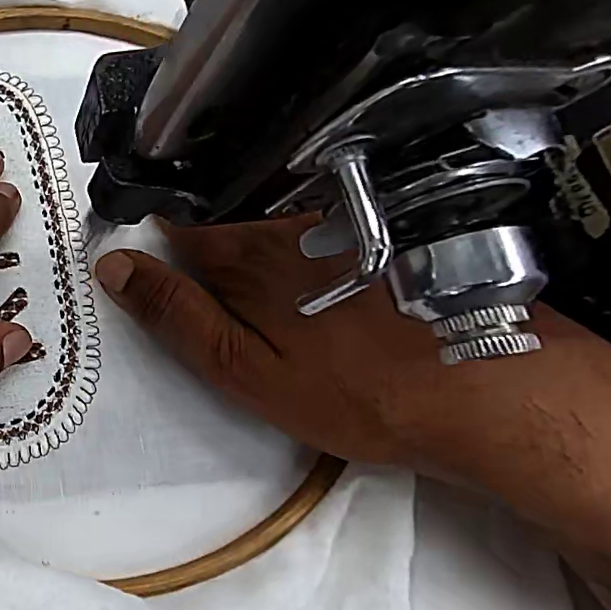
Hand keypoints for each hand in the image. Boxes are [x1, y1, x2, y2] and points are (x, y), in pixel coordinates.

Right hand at [92, 215, 610, 488]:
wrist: (497, 393)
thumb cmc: (356, 392)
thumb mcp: (246, 369)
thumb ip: (177, 316)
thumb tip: (113, 266)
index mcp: (245, 256)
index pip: (172, 222)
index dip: (145, 231)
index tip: (133, 248)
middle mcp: (289, 225)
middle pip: (219, 216)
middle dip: (191, 233)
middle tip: (184, 270)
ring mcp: (341, 223)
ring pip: (267, 216)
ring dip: (240, 231)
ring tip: (242, 276)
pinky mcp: (382, 233)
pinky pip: (312, 220)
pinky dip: (289, 234)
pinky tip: (302, 268)